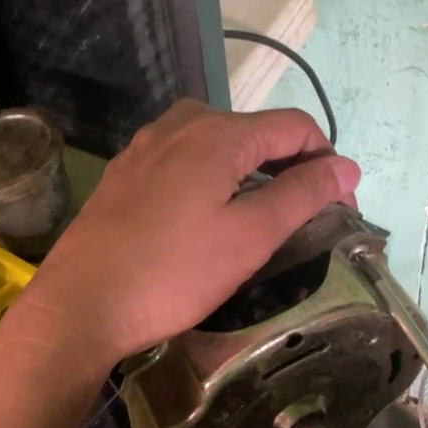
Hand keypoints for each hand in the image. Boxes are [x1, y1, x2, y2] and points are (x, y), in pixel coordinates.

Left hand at [13, 99, 359, 368]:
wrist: (80, 304)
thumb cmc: (173, 273)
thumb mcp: (250, 236)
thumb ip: (303, 194)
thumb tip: (347, 165)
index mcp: (217, 133)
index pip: (294, 126)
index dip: (326, 162)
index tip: (339, 208)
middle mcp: (179, 124)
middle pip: (254, 132)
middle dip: (287, 168)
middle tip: (300, 220)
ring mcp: (144, 147)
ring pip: (216, 145)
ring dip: (248, 174)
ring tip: (256, 221)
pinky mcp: (124, 173)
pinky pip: (182, 161)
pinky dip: (209, 180)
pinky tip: (203, 221)